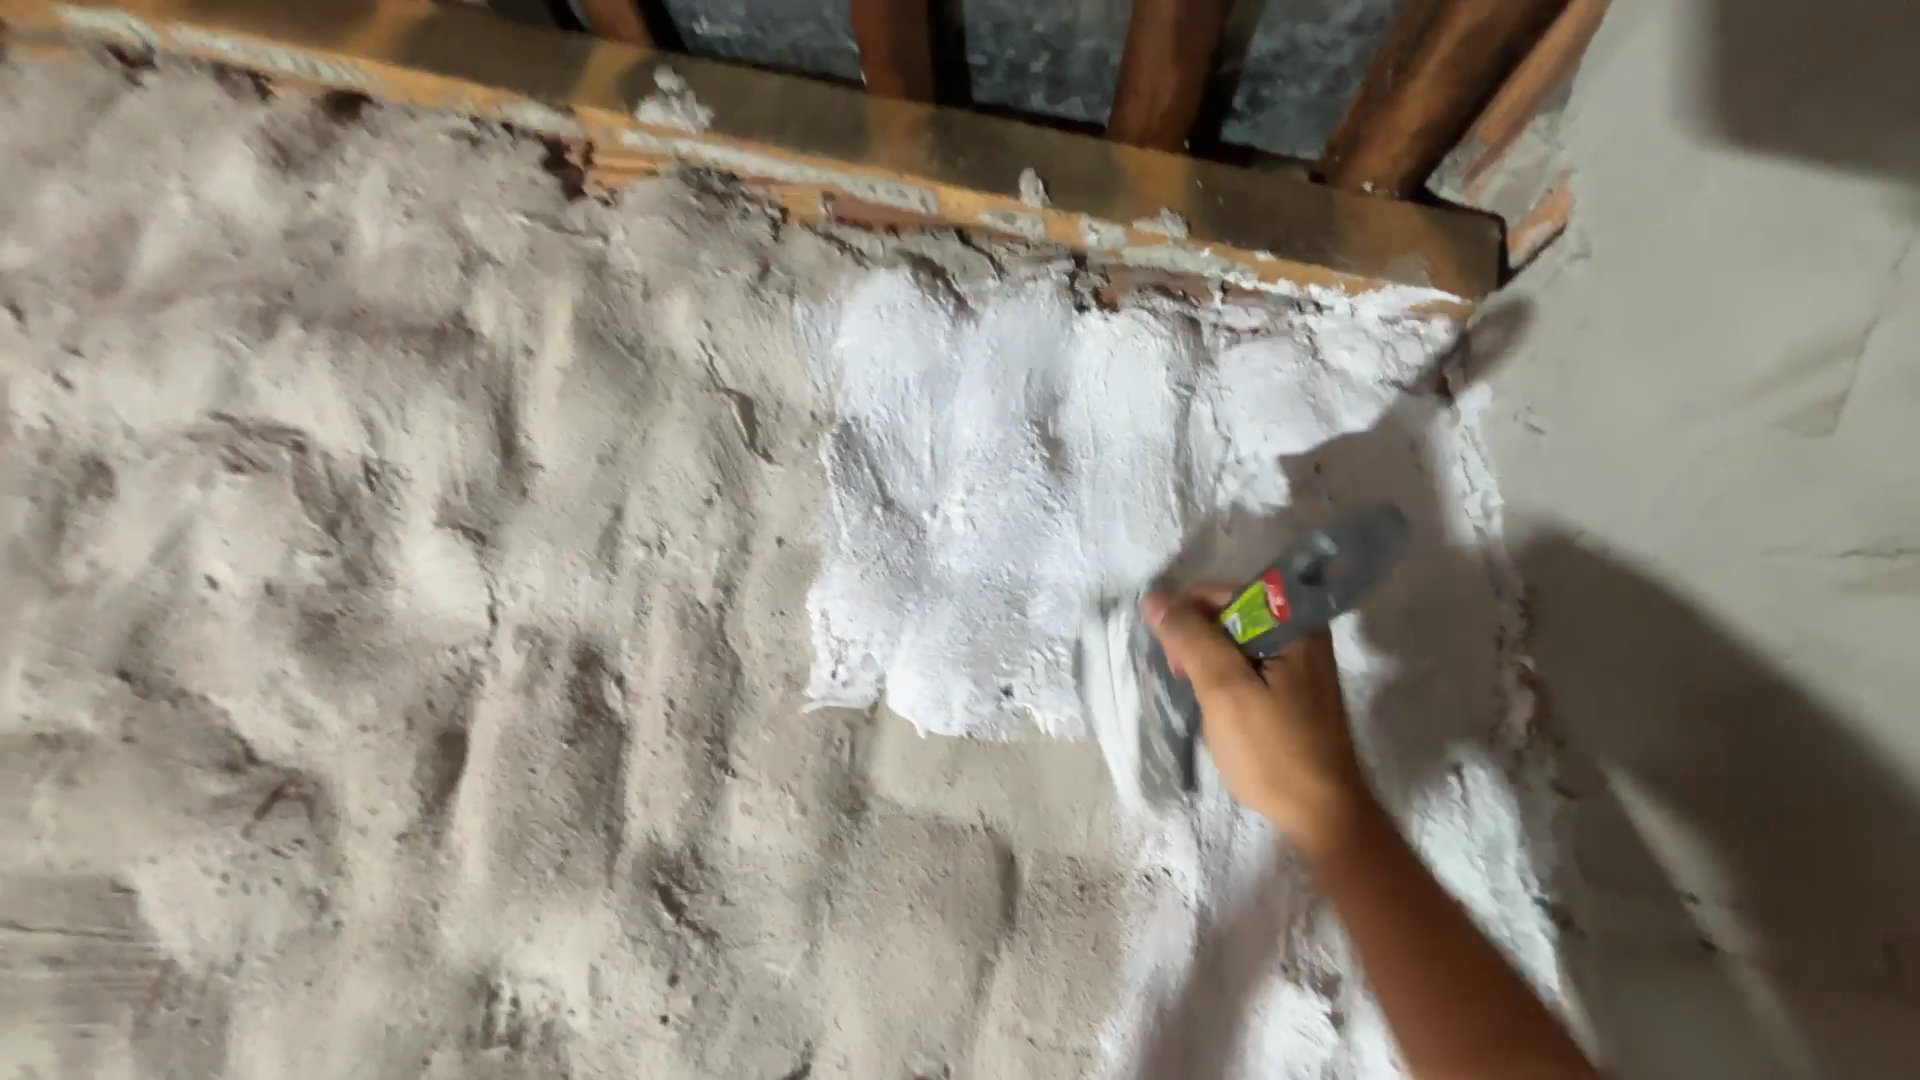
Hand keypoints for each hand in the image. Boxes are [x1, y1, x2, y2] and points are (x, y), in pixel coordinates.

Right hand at [1143, 586, 1376, 856]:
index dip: (1188, 615)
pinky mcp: (1293, 686)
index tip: (1175, 659)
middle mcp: (1302, 632)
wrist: (1322, 816)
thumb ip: (1189, 636)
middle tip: (1184, 680)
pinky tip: (1217, 704)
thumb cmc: (1273, 751)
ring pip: (1234, 639)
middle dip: (1197, 639)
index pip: (1223, 591)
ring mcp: (1300, 661)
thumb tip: (1153, 597)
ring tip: (1199, 695)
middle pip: (1229, 612)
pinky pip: (1247, 662)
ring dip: (1207, 660)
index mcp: (1295, 623)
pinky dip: (1223, 675)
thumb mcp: (1223, 688)